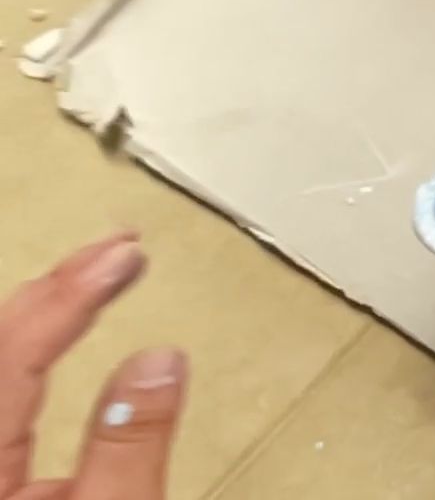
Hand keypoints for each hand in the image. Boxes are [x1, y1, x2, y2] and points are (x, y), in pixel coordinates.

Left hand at [1, 232, 186, 499]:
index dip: (68, 298)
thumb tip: (157, 358)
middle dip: (44, 296)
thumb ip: (132, 445)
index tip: (124, 252)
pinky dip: (14, 357)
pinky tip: (34, 340)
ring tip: (77, 280)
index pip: (11, 364)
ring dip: (24, 321)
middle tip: (110, 251)